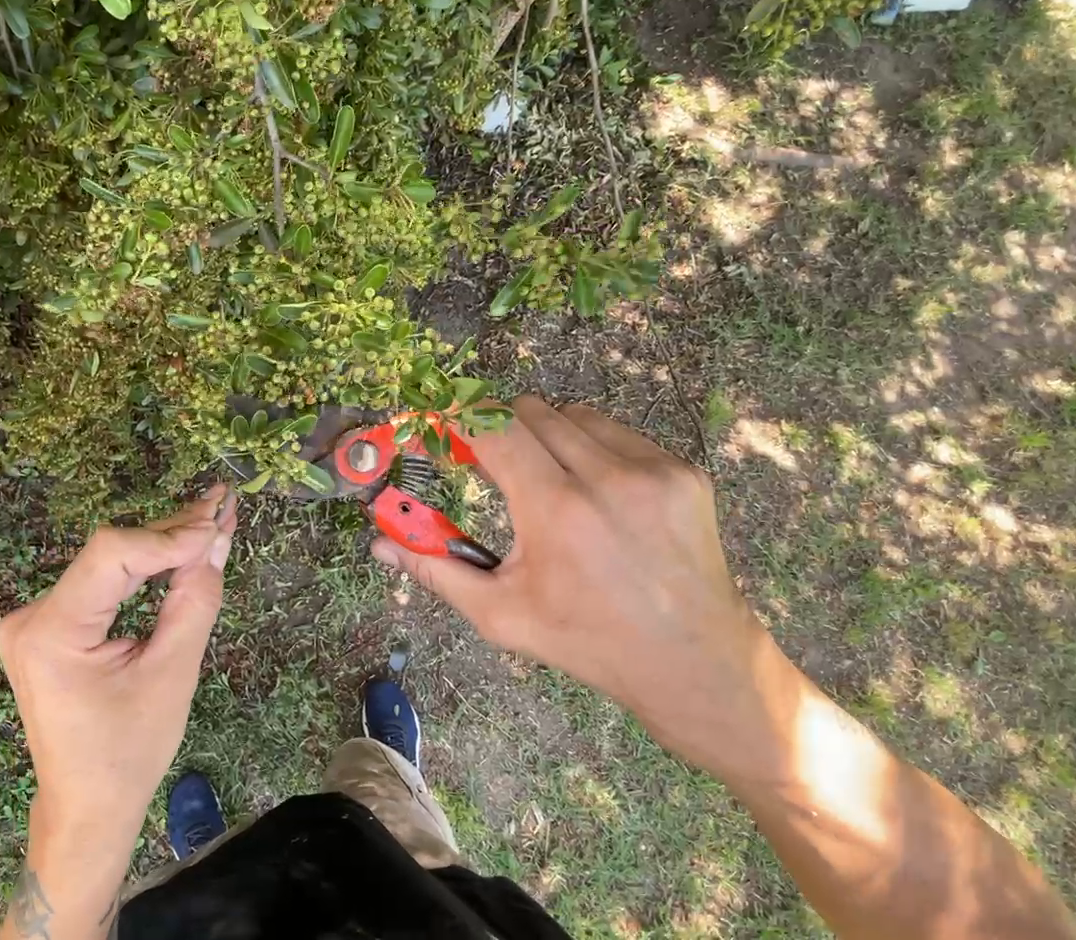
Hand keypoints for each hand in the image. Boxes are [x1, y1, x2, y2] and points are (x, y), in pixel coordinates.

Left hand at [0, 485, 236, 939]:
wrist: (86, 806)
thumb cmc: (129, 754)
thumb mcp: (171, 677)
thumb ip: (193, 601)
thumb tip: (216, 540)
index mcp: (50, 632)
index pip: (110, 554)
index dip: (166, 535)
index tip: (217, 524)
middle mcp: (29, 616)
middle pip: (108, 554)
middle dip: (169, 534)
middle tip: (221, 505)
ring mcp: (32, 620)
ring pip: (106, 564)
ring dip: (158, 547)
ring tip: (209, 520)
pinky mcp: (46, 625)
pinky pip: (98, 584)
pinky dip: (139, 570)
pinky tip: (176, 549)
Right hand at [373, 397, 783, 773]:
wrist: (696, 665)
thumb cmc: (586, 642)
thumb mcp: (500, 614)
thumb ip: (434, 569)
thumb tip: (379, 545)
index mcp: (557, 511)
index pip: (493, 428)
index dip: (460, 420)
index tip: (444, 430)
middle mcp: (608, 477)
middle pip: (530, 410)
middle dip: (501, 429)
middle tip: (493, 465)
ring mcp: (654, 470)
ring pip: (574, 414)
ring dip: (546, 435)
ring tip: (547, 480)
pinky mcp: (685, 472)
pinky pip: (617, 433)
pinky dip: (591, 448)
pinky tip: (595, 493)